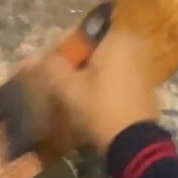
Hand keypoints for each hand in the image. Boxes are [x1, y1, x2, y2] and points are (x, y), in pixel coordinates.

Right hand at [38, 29, 159, 152]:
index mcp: (115, 37)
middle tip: (60, 87)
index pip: (78, 35)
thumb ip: (51, 68)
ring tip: (74, 96)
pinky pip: (116, 74)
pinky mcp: (145, 79)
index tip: (50, 73)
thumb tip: (32, 58)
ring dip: (88, 75)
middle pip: (92, 49)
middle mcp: (132, 41)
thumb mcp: (69, 89)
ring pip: (104, 62)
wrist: (134, 142)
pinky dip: (102, 83)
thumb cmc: (100, 110)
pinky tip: (93, 101)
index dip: (60, 53)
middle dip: (75, 65)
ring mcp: (142, 60)